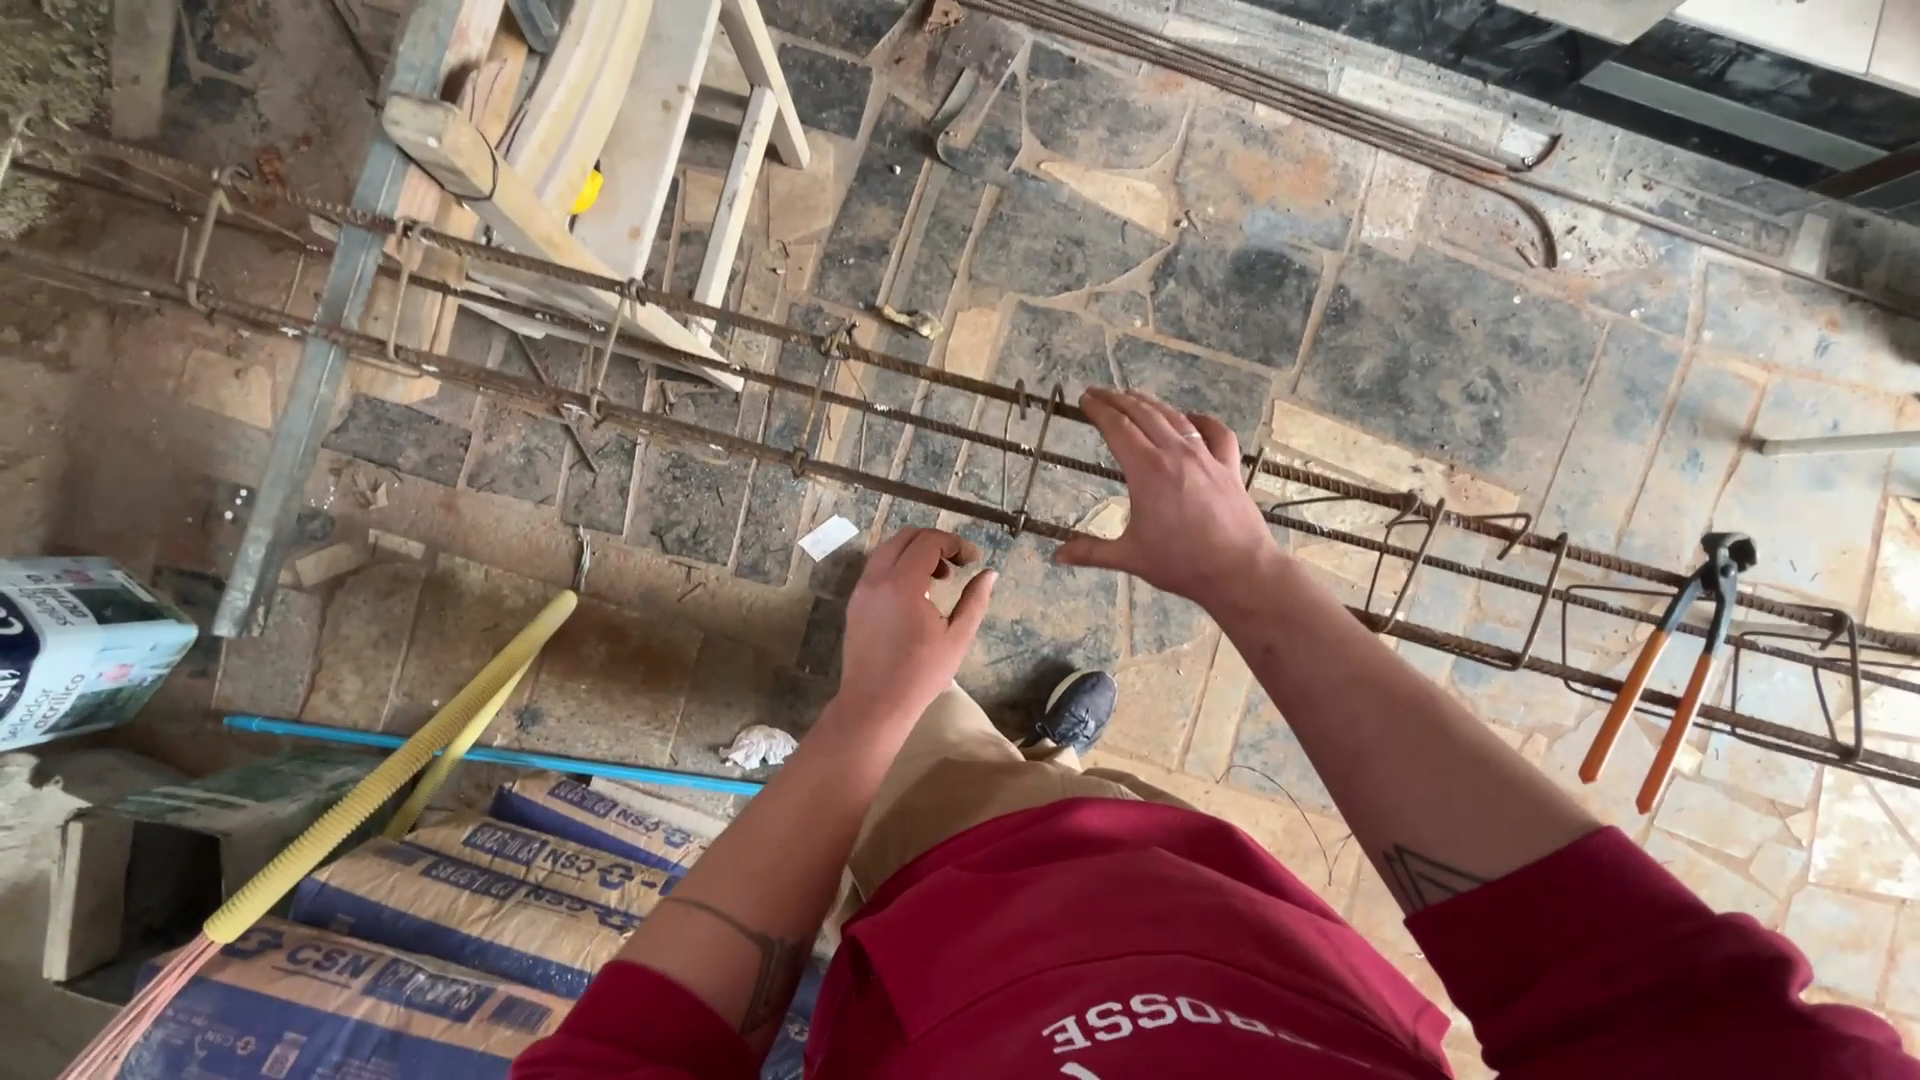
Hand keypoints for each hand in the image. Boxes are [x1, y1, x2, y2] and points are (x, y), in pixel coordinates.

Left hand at [837, 528, 996, 720]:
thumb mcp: (957, 638)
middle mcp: (877, 579)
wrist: (875, 703)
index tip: (972, 559)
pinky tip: (916, 593)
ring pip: (888, 550)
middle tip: (957, 564)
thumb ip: (975, 601)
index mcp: (903, 584)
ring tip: (939, 579)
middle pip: (906, 537)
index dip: (954, 544)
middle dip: (935, 543)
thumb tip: (989, 574)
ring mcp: (862, 590)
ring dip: (915, 553)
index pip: (928, 542)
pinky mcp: (855, 602)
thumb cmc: (921, 674)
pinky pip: (877, 568)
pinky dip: (898, 567)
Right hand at [1056, 387, 1281, 608]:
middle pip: (1143, 414)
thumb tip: (1058, 556)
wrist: (1239, 570)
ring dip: (1152, 403)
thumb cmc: (1181, 563)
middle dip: (1118, 399)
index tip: (1085, 399)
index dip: (1098, 410)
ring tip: (1135, 396)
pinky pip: (1216, 433)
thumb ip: (1092, 552)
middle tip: (1100, 392)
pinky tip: (1191, 418)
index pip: (1117, 428)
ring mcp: (1206, 457)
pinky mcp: (1228, 468)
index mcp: (1146, 470)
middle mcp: (1175, 454)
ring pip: (1175, 418)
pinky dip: (1201, 420)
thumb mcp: (1130, 557)